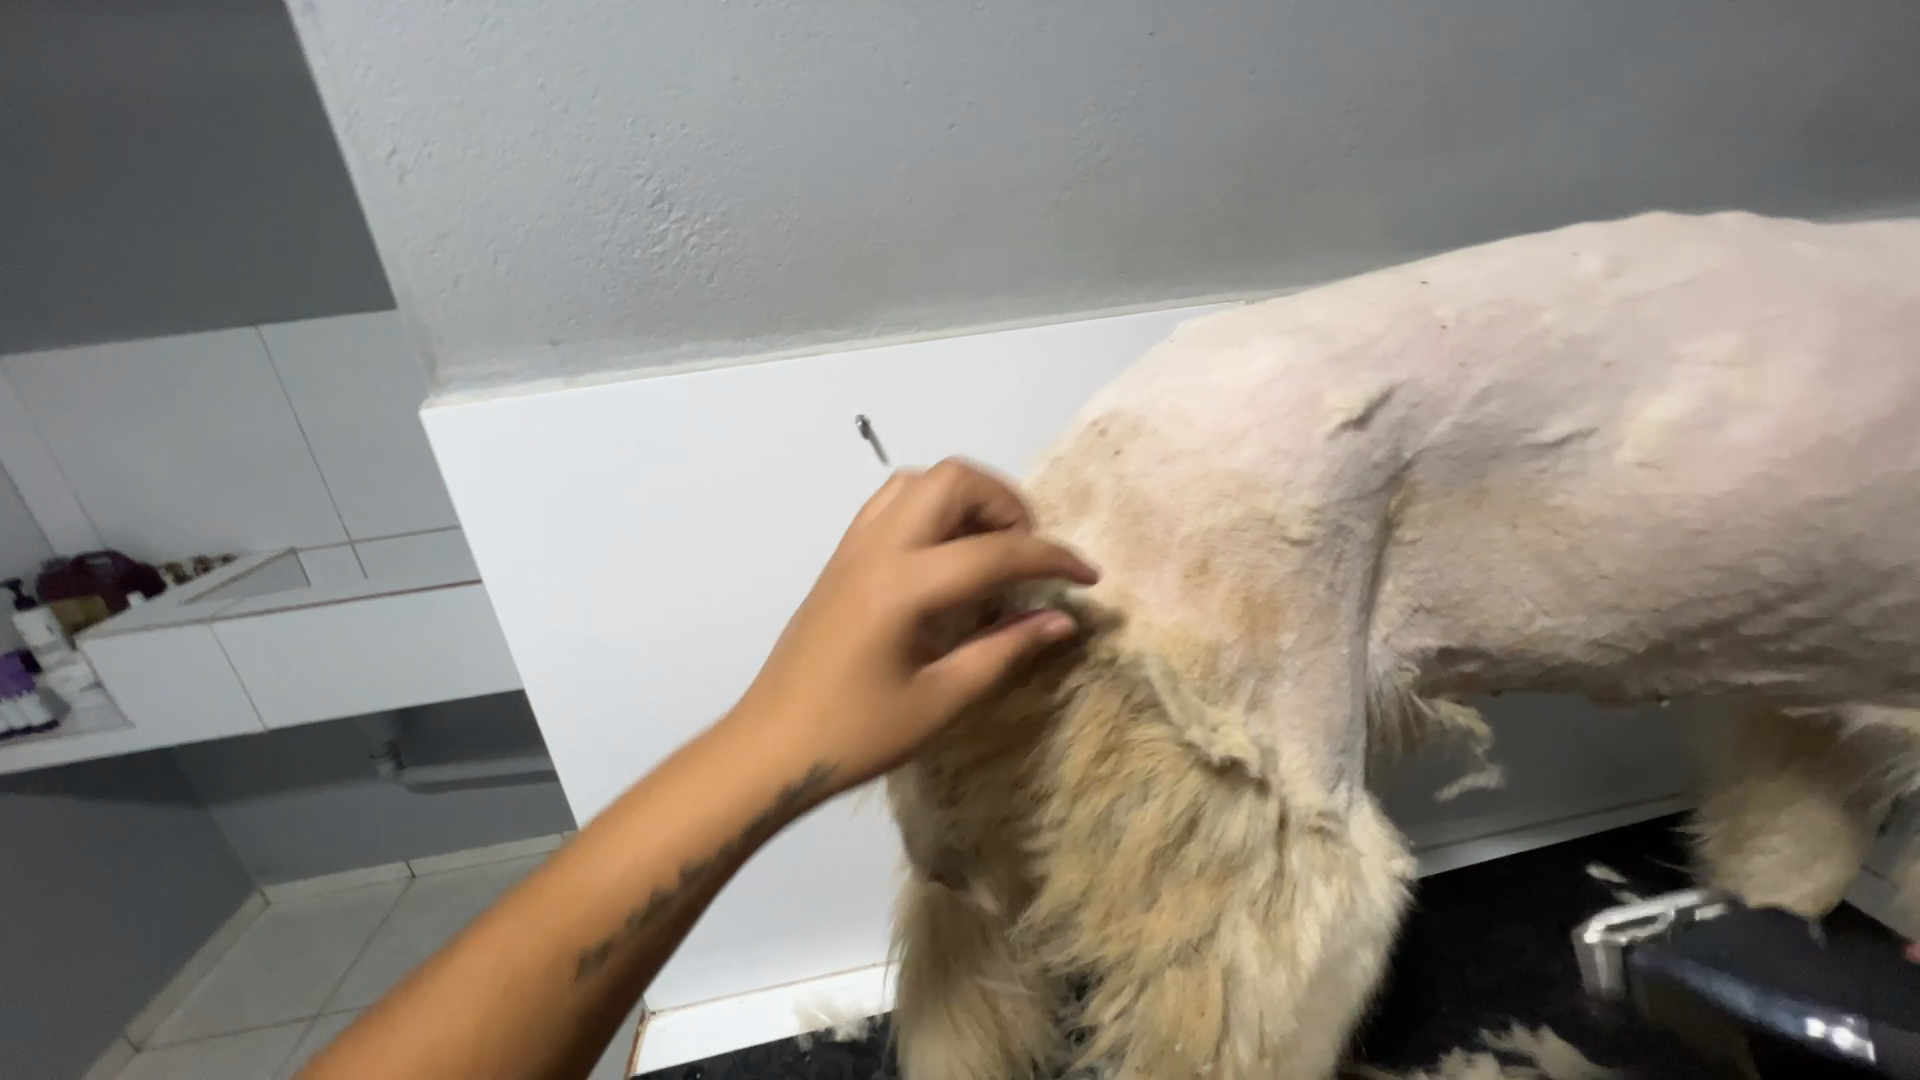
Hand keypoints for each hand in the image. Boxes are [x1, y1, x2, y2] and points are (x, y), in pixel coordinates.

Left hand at [728, 458, 1099, 790]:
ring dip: (965, 499)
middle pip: (953, 480)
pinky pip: (892, 502)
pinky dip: (931, 508)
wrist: (771, 745)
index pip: (995, 552)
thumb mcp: (942, 700)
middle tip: (1026, 554)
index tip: (1087, 578)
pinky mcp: (841, 556)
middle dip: (1005, 504)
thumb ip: (1005, 650)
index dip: (1052, 560)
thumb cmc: (857, 733)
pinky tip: (945, 557)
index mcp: (904, 587)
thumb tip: (1063, 621)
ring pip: (919, 481)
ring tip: (988, 549)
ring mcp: (853, 546)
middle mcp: (877, 548)